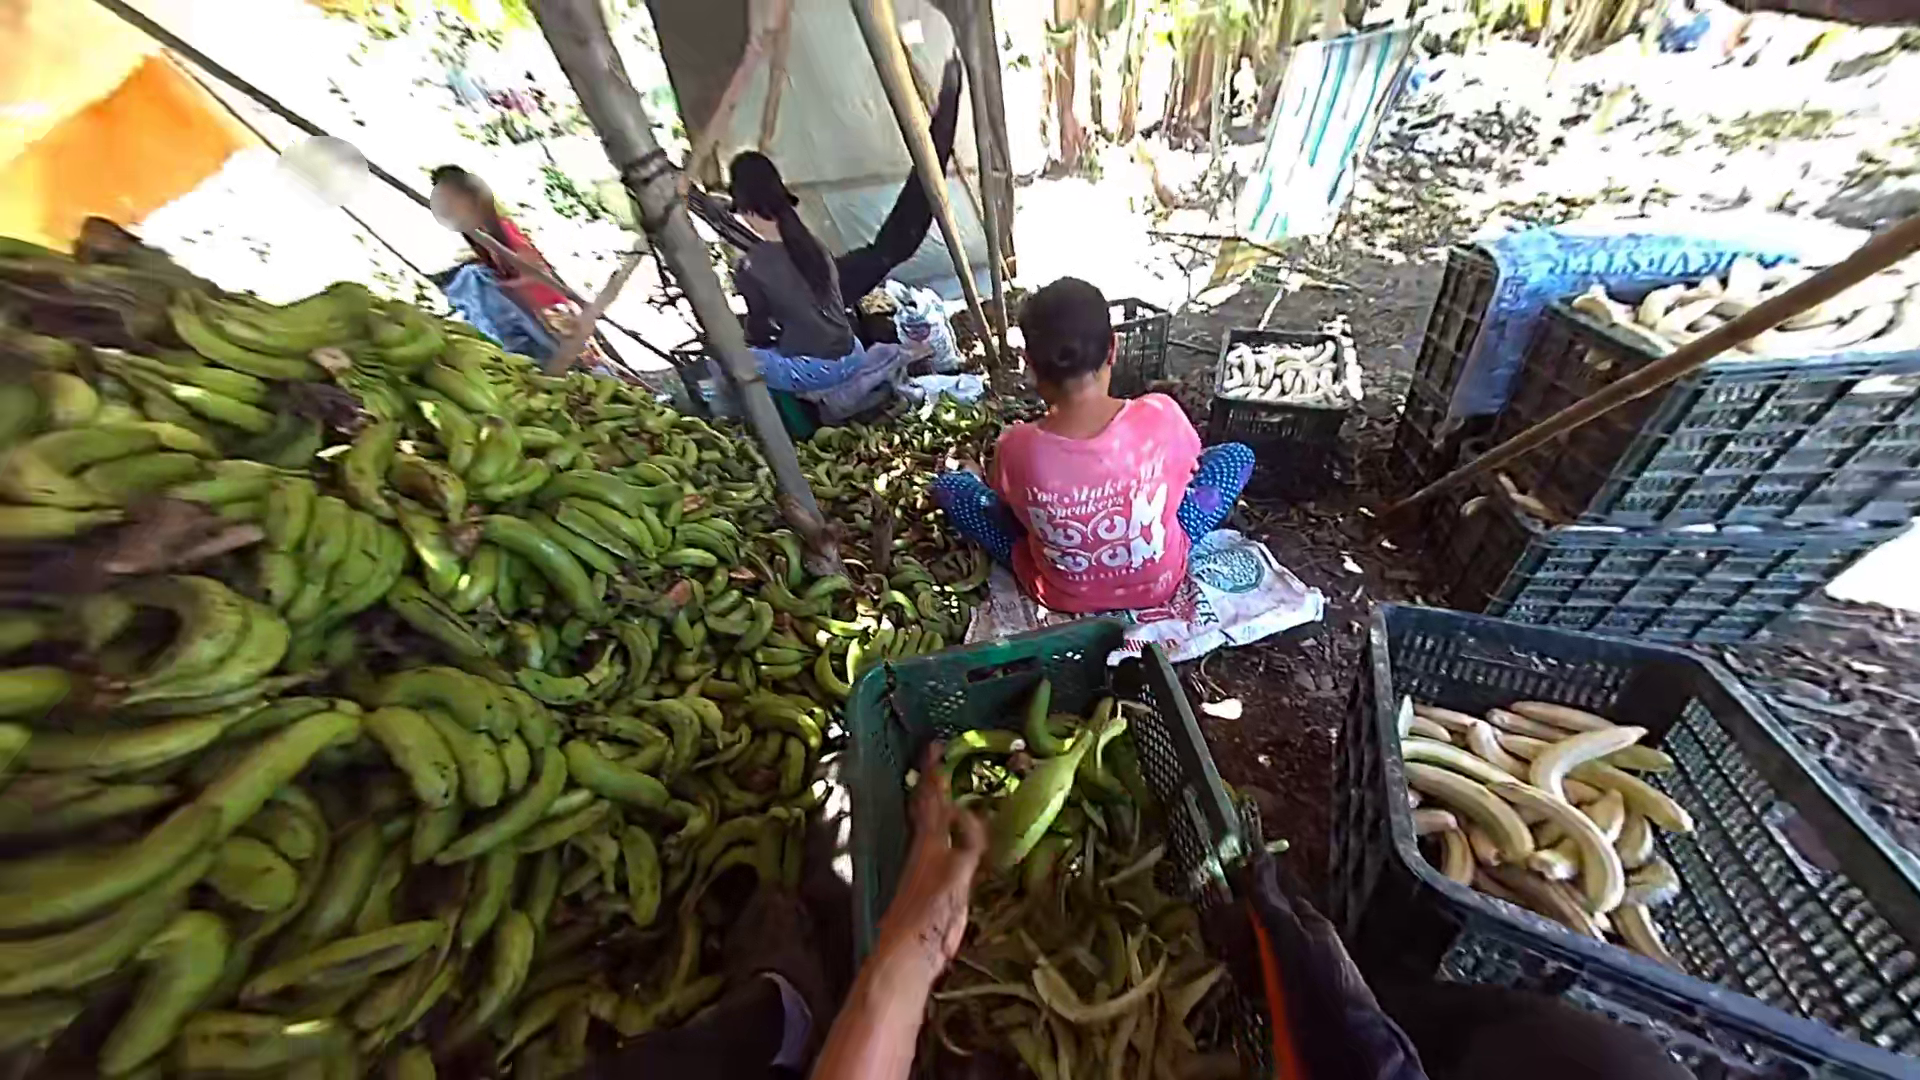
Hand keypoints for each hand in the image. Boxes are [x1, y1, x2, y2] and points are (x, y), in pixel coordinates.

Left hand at [874, 742, 985, 978]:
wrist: (908, 954)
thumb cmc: (930, 912)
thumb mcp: (956, 873)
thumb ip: (966, 843)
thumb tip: (971, 812)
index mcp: (929, 839)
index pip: (932, 797)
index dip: (934, 771)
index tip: (936, 745)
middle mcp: (925, 845)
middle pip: (926, 806)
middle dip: (932, 781)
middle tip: (941, 758)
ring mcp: (926, 864)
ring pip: (930, 823)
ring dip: (937, 801)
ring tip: (948, 786)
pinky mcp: (932, 883)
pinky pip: (941, 842)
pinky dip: (948, 828)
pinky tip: (954, 832)